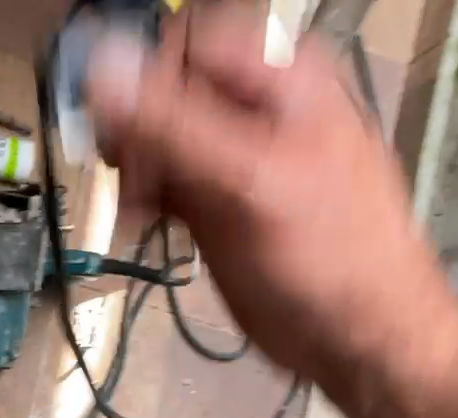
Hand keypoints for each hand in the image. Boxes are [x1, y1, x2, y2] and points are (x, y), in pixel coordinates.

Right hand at [86, 9, 457, 384]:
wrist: (357, 335)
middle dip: (139, 133)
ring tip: (141, 211)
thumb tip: (101, 68)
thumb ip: (175, 125)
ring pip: (160, 137)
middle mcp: (255, 105)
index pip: (187, 42)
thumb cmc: (322, 257)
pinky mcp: (219, 202)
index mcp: (280, 75)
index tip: (126, 139)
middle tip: (134, 182)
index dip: (146, 82)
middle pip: (167, 89)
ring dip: (138, 171)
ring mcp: (234, 156)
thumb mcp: (248, 183)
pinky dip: (149, 199)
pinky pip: (168, 179)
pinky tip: (149, 222)